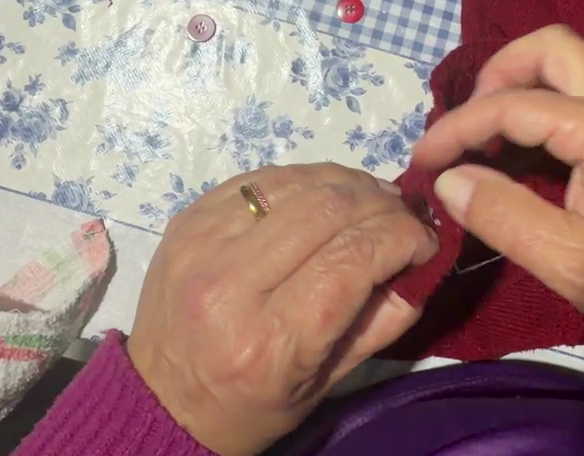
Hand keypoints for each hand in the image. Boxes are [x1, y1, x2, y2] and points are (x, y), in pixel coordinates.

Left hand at [127, 163, 438, 455]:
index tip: (424, 237)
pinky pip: (265, 177)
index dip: (401, 236)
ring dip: (349, 182)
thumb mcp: (325, 384)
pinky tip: (326, 193)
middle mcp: (231, 283)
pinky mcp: (190, 215)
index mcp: (268, 341)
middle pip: (329, 209)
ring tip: (373, 197)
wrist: (158, 400)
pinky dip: (307, 179)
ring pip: (300, 182)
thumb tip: (424, 260)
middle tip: (405, 212)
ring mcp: (204, 240)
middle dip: (382, 203)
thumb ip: (381, 321)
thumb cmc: (250, 405)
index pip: (353, 258)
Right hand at [408, 25, 583, 431]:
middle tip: (472, 122)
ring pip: (583, 54)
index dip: (455, 130)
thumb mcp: (570, 262)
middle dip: (499, 71)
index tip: (422, 164)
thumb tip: (450, 179)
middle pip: (551, 45)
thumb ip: (504, 215)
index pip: (508, 106)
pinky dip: (562, 85)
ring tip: (508, 114)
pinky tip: (551, 131)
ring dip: (536, 70)